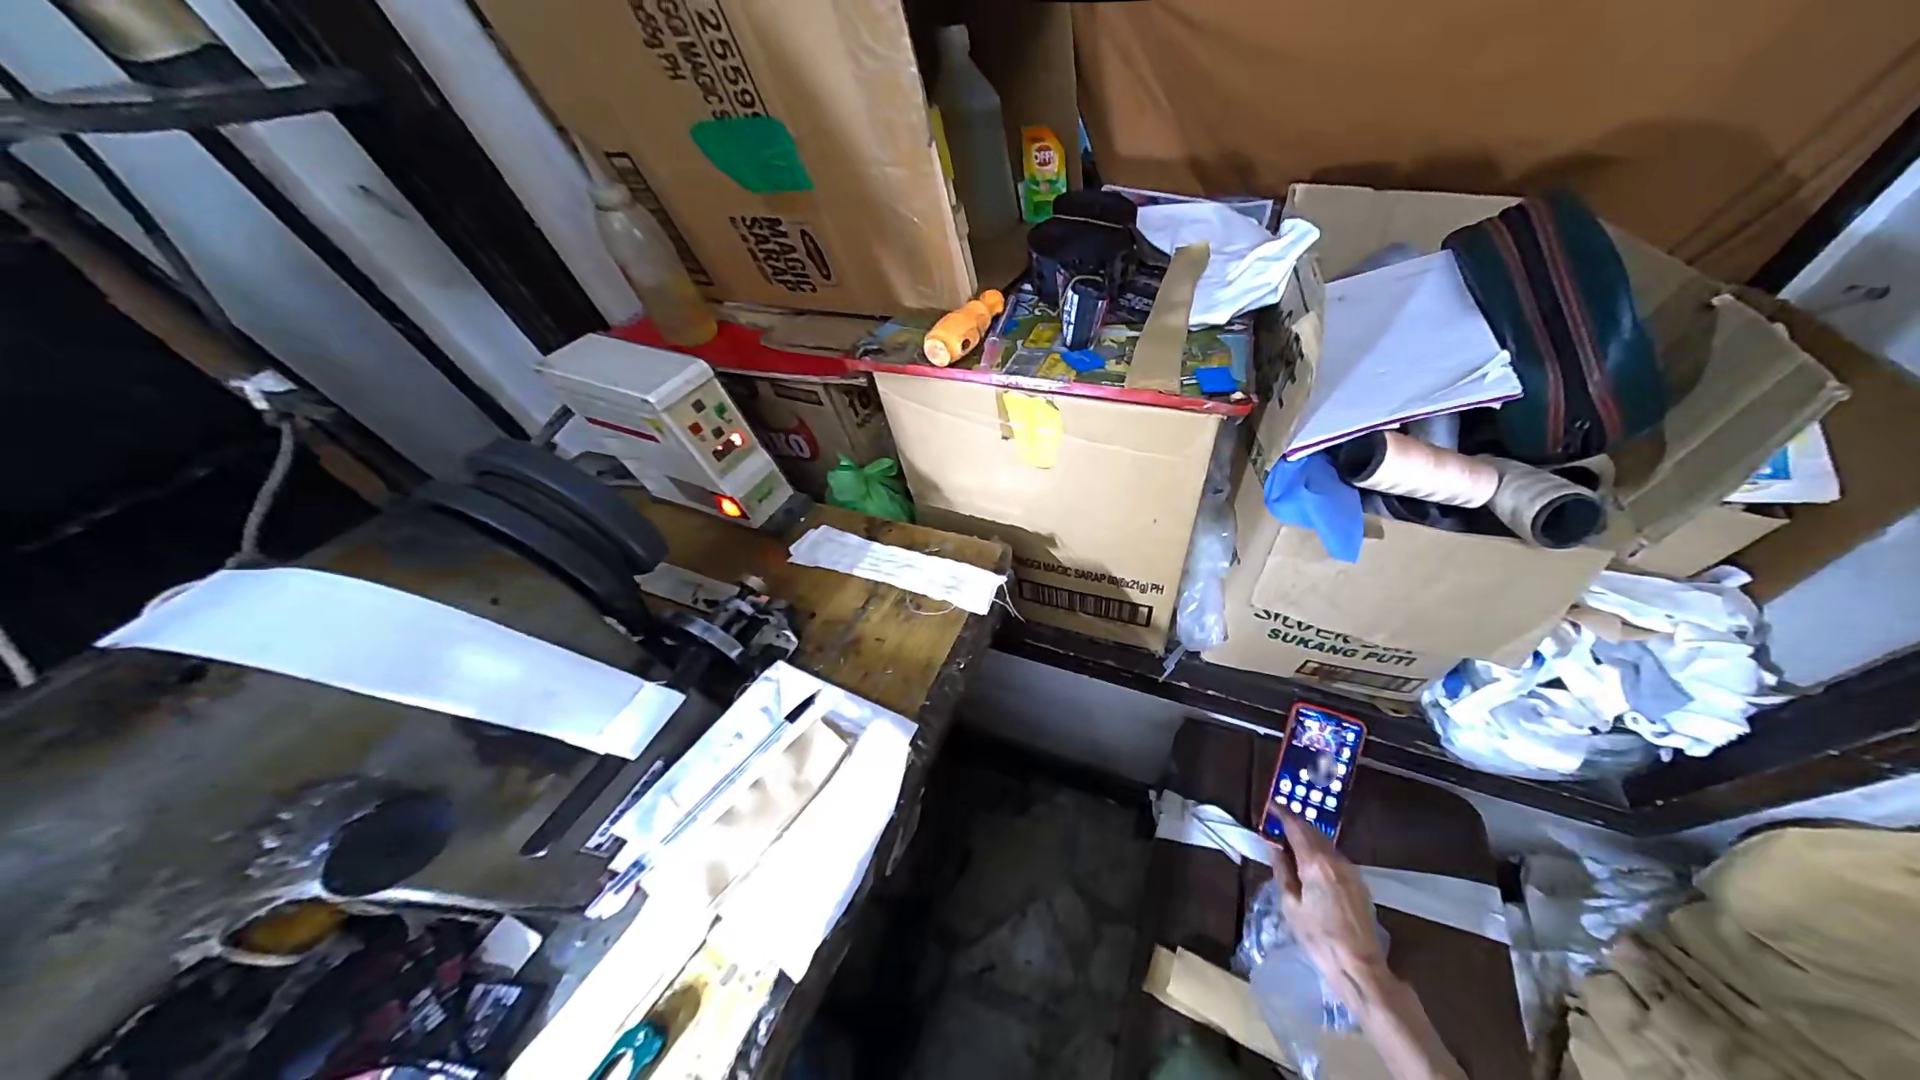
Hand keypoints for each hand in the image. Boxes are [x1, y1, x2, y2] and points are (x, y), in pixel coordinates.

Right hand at [1270, 810, 1387, 1001]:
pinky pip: (1335, 857)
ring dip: (1308, 837)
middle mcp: (1336, 861)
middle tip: (1278, 823)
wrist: (1359, 966)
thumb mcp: (1290, 905)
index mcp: (1316, 863)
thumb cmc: (1318, 937)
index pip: (1297, 827)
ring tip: (1291, 841)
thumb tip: (1274, 848)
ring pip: (1326, 843)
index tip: (1271, 805)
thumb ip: (1282, 871)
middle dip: (1295, 823)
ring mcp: (1352, 871)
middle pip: (1313, 831)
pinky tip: (1311, 862)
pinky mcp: (1359, 883)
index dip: (1282, 813)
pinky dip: (1320, 850)